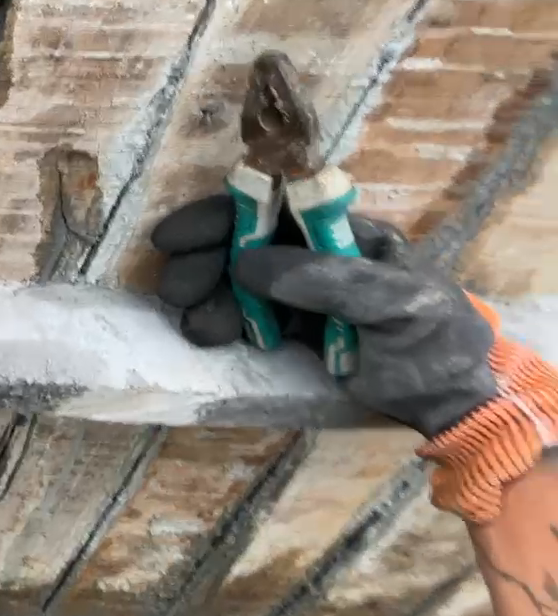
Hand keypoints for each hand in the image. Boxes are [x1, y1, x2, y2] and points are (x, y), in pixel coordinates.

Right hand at [150, 193, 496, 436]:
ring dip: (200, 297)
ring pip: (222, 276)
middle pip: (233, 241)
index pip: (270, 207)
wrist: (443, 407)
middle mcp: (306, 251)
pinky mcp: (272, 319)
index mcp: (342, 233)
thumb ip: (332, 280)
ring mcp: (287, 286)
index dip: (216, 217)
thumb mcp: (401, 306)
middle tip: (176, 294)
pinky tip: (210, 336)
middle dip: (198, 264)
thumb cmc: (432, 347)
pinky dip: (209, 319)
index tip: (171, 240)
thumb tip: (245, 264)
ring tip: (200, 329)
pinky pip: (227, 308)